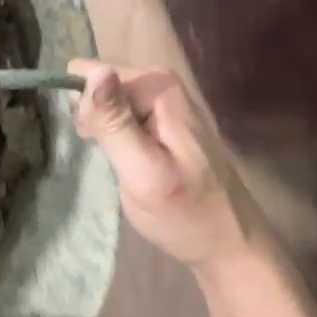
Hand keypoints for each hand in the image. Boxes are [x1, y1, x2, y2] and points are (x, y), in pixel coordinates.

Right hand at [68, 61, 245, 266]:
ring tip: (122, 161)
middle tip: (116, 157)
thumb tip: (93, 72)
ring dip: (104, 129)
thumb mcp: (143, 172)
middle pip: (96, 81)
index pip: (89, 72)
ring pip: (103, 97)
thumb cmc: (186, 214)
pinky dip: (114, 134)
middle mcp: (159, 80)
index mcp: (156, 84)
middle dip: (95, 119)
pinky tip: (128, 158)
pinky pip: (118, 110)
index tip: (101, 144)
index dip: (86, 110)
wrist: (229, 244)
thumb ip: (114, 122)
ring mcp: (161, 97)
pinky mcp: (160, 115)